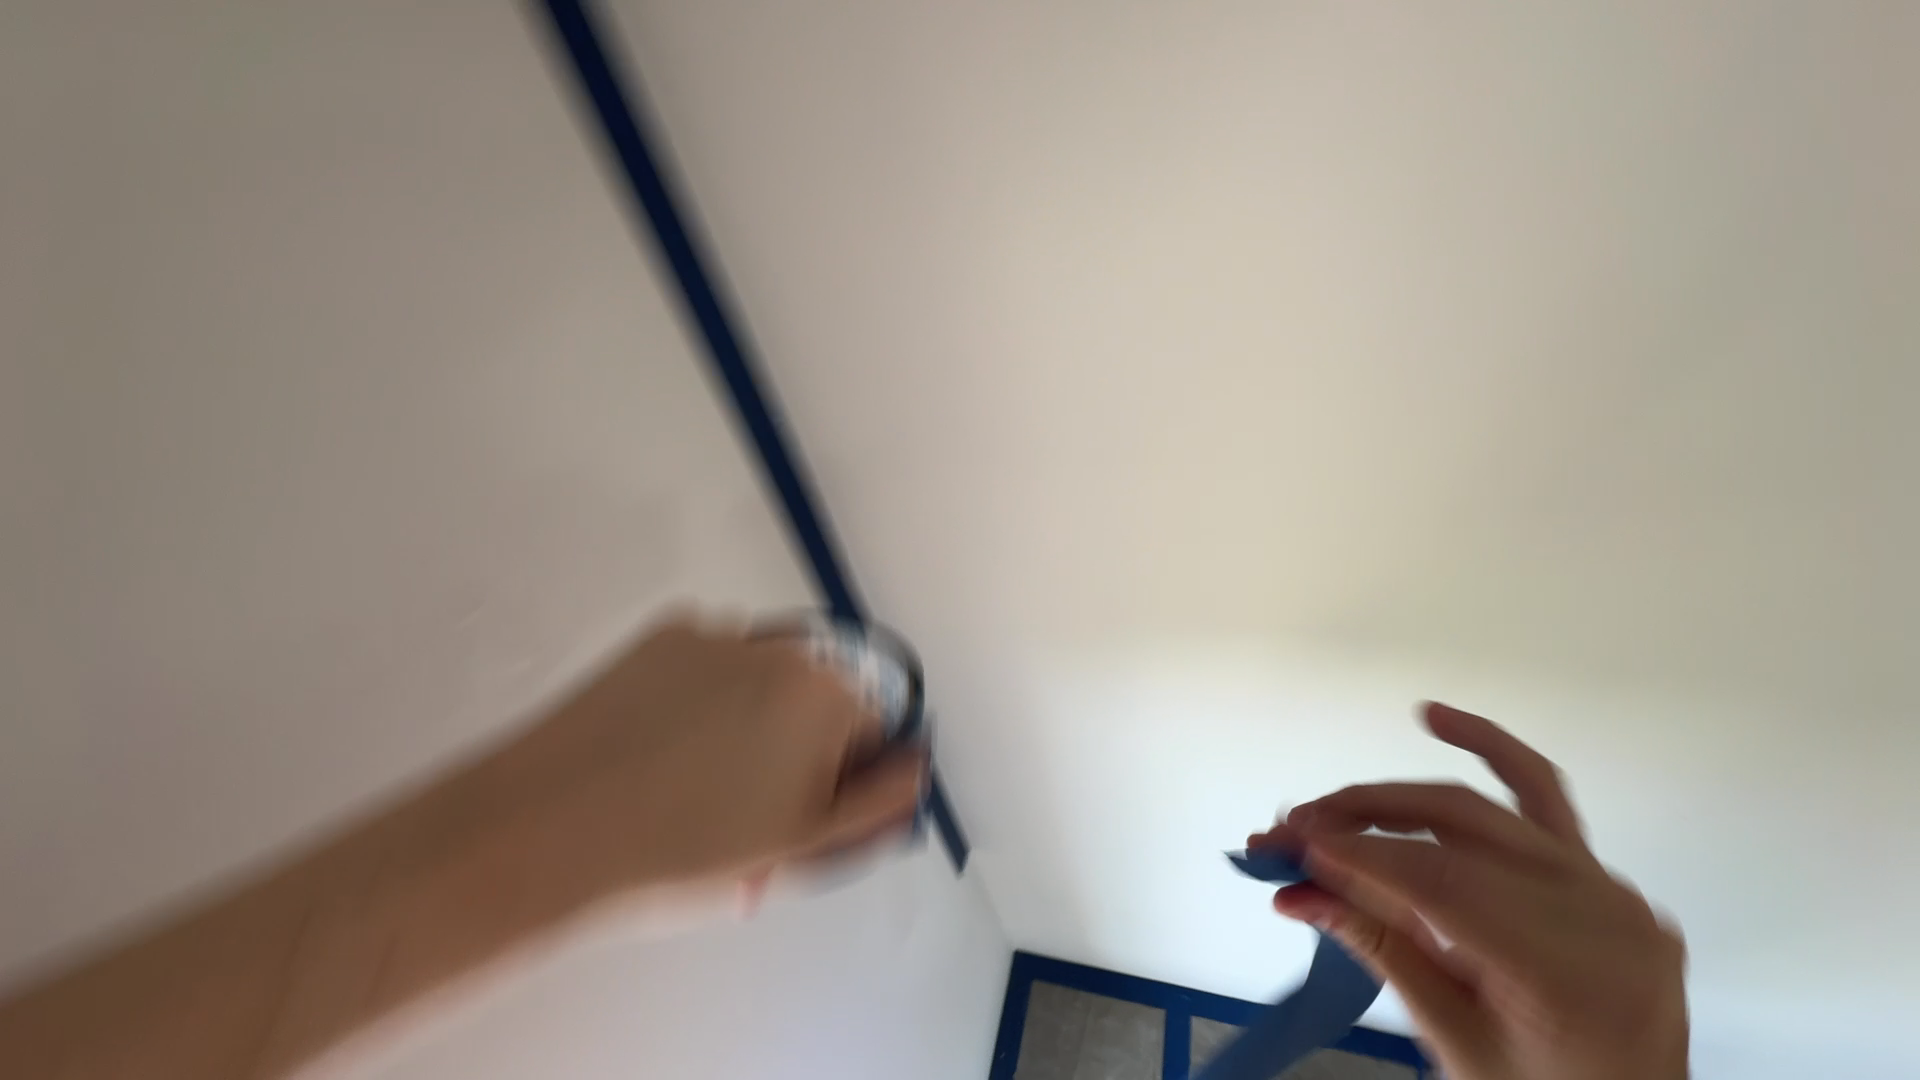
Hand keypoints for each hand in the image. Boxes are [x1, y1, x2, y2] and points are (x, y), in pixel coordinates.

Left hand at [466, 614, 926, 905]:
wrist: (548, 829)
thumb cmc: (687, 849)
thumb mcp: (803, 846)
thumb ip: (879, 803)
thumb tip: (915, 765)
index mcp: (827, 697)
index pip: (871, 726)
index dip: (840, 775)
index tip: (798, 809)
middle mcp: (784, 648)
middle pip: (816, 695)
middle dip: (798, 740)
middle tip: (745, 801)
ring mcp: (719, 632)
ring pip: (763, 676)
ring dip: (750, 712)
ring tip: (693, 771)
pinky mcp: (664, 631)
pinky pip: (706, 659)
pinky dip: (698, 689)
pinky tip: (660, 736)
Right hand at [1249, 703, 1686, 1079]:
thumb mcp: (1448, 1032)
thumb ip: (1373, 944)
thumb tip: (1292, 890)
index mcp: (1563, 971)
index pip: (1438, 882)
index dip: (1356, 855)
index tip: (1292, 845)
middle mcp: (1597, 915)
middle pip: (1455, 831)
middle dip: (1361, 820)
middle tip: (1296, 829)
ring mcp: (1607, 889)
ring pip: (1485, 806)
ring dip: (1398, 794)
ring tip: (1333, 801)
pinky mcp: (1601, 876)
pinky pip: (1543, 796)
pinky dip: (1489, 748)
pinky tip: (1436, 718)